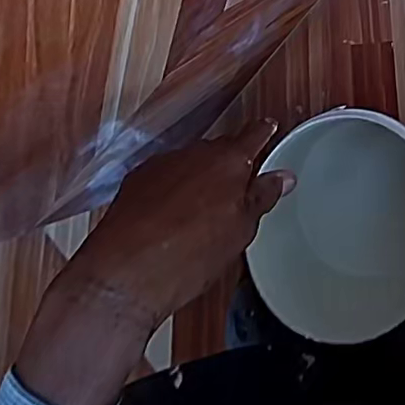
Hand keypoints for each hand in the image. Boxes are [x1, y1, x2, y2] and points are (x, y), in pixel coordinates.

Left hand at [15, 120, 290, 404]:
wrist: (122, 276)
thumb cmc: (186, 257)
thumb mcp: (240, 231)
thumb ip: (262, 197)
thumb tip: (282, 178)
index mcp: (230, 160)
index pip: (254, 134)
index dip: (263, 131)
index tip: (268, 128)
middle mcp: (196, 153)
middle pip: (222, 148)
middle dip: (232, 163)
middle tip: (240, 185)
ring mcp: (163, 165)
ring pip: (192, 162)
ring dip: (201, 176)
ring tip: (205, 210)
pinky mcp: (136, 181)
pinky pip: (165, 176)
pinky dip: (173, 188)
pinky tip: (173, 215)